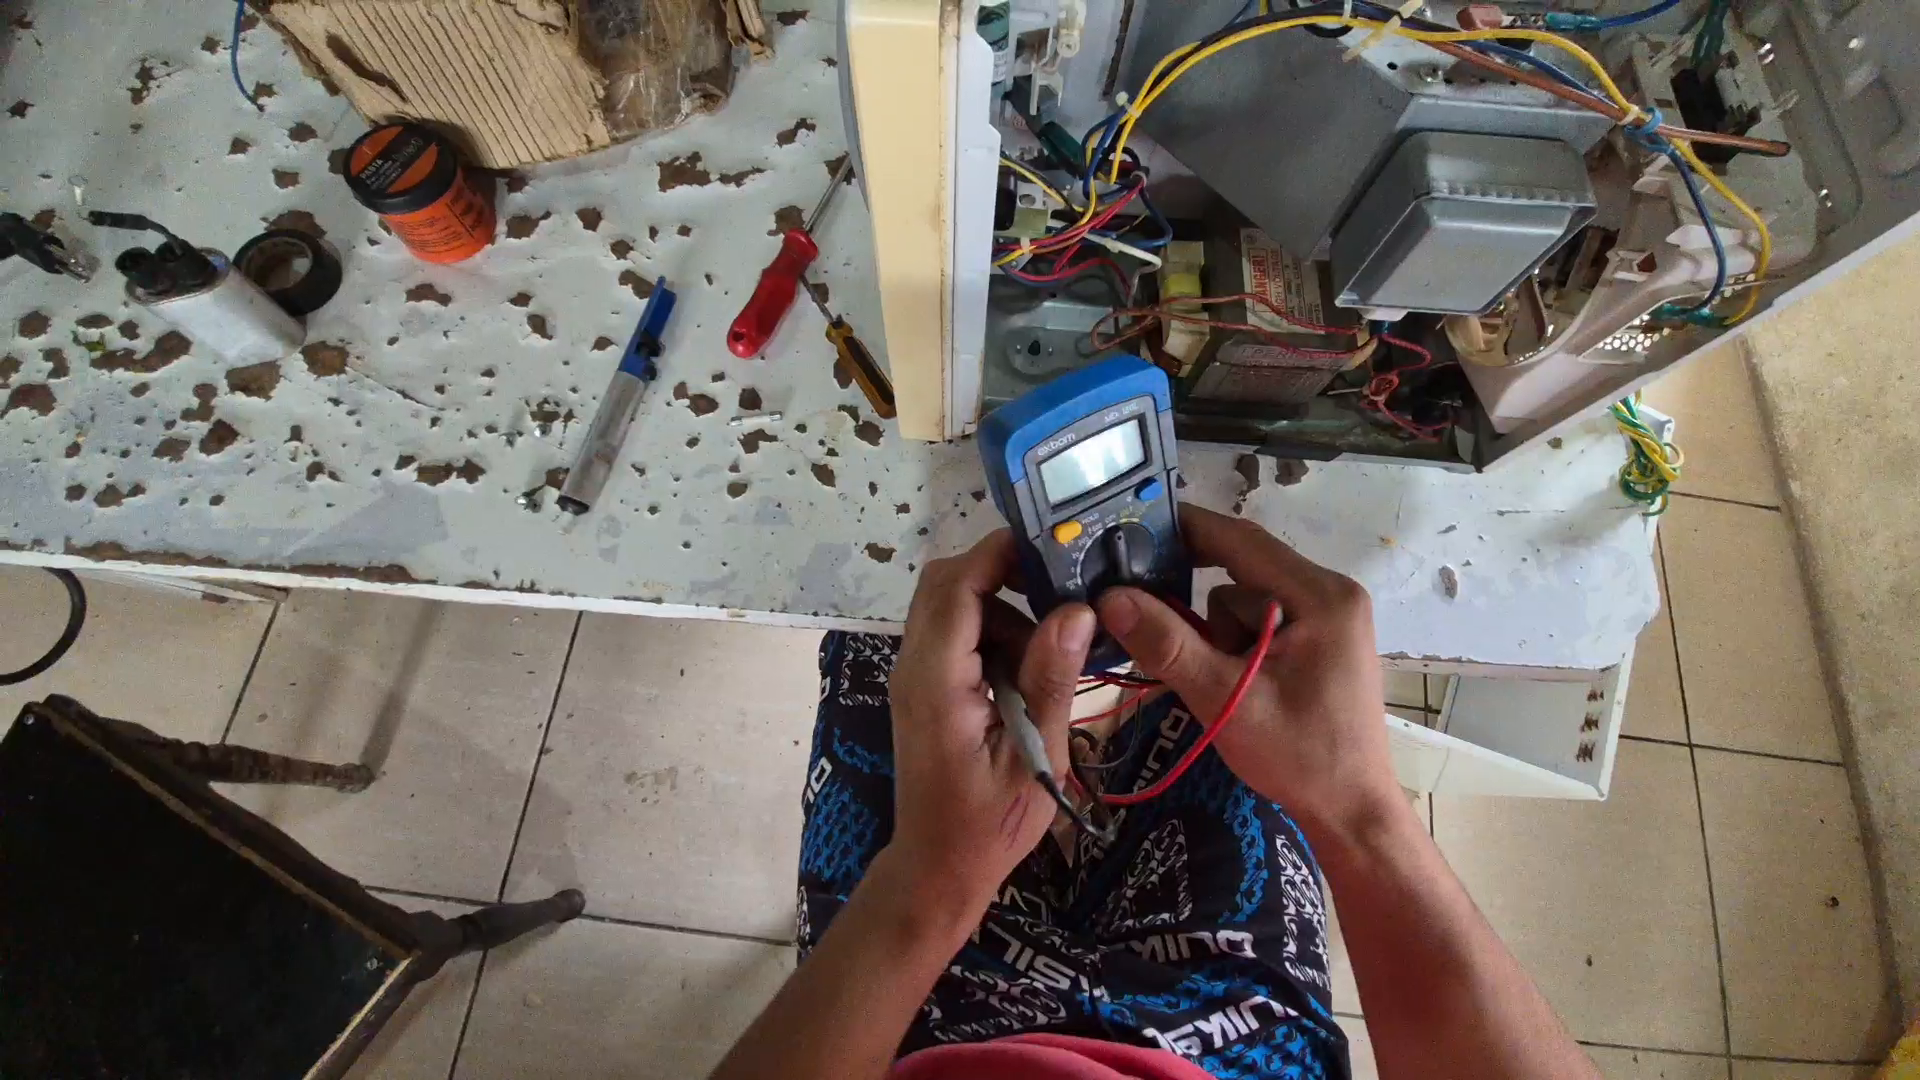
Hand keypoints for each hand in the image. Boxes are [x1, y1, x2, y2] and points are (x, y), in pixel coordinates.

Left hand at [885, 530, 1094, 924]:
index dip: (997, 553)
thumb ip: (1052, 679)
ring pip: (952, 605)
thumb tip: (1077, 610)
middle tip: (1057, 593)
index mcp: (937, 679)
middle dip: (999, 576)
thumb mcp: (1036, 756)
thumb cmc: (990, 823)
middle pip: (944, 584)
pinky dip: (992, 635)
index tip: (1048, 540)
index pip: (956, 588)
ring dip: (1001, 612)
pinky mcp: (924, 684)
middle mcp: (914, 664)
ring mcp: (914, 673)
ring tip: (1046, 657)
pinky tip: (1024, 675)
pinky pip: (955, 634)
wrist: (938, 864)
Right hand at [1094, 504, 1403, 844]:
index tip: (1131, 524)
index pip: (1240, 539)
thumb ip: (1167, 644)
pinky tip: (1235, 681)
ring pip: (1242, 597)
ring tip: (1223, 683)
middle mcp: (1328, 592)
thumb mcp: (1225, 699)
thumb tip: (1110, 597)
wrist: (1352, 812)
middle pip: (1239, 568)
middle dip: (1197, 601)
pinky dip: (1232, 643)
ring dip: (1217, 632)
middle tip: (1151, 619)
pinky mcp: (1317, 636)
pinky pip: (1256, 618)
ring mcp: (1326, 614)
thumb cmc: (1299, 756)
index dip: (1185, 527)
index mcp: (1319, 596)